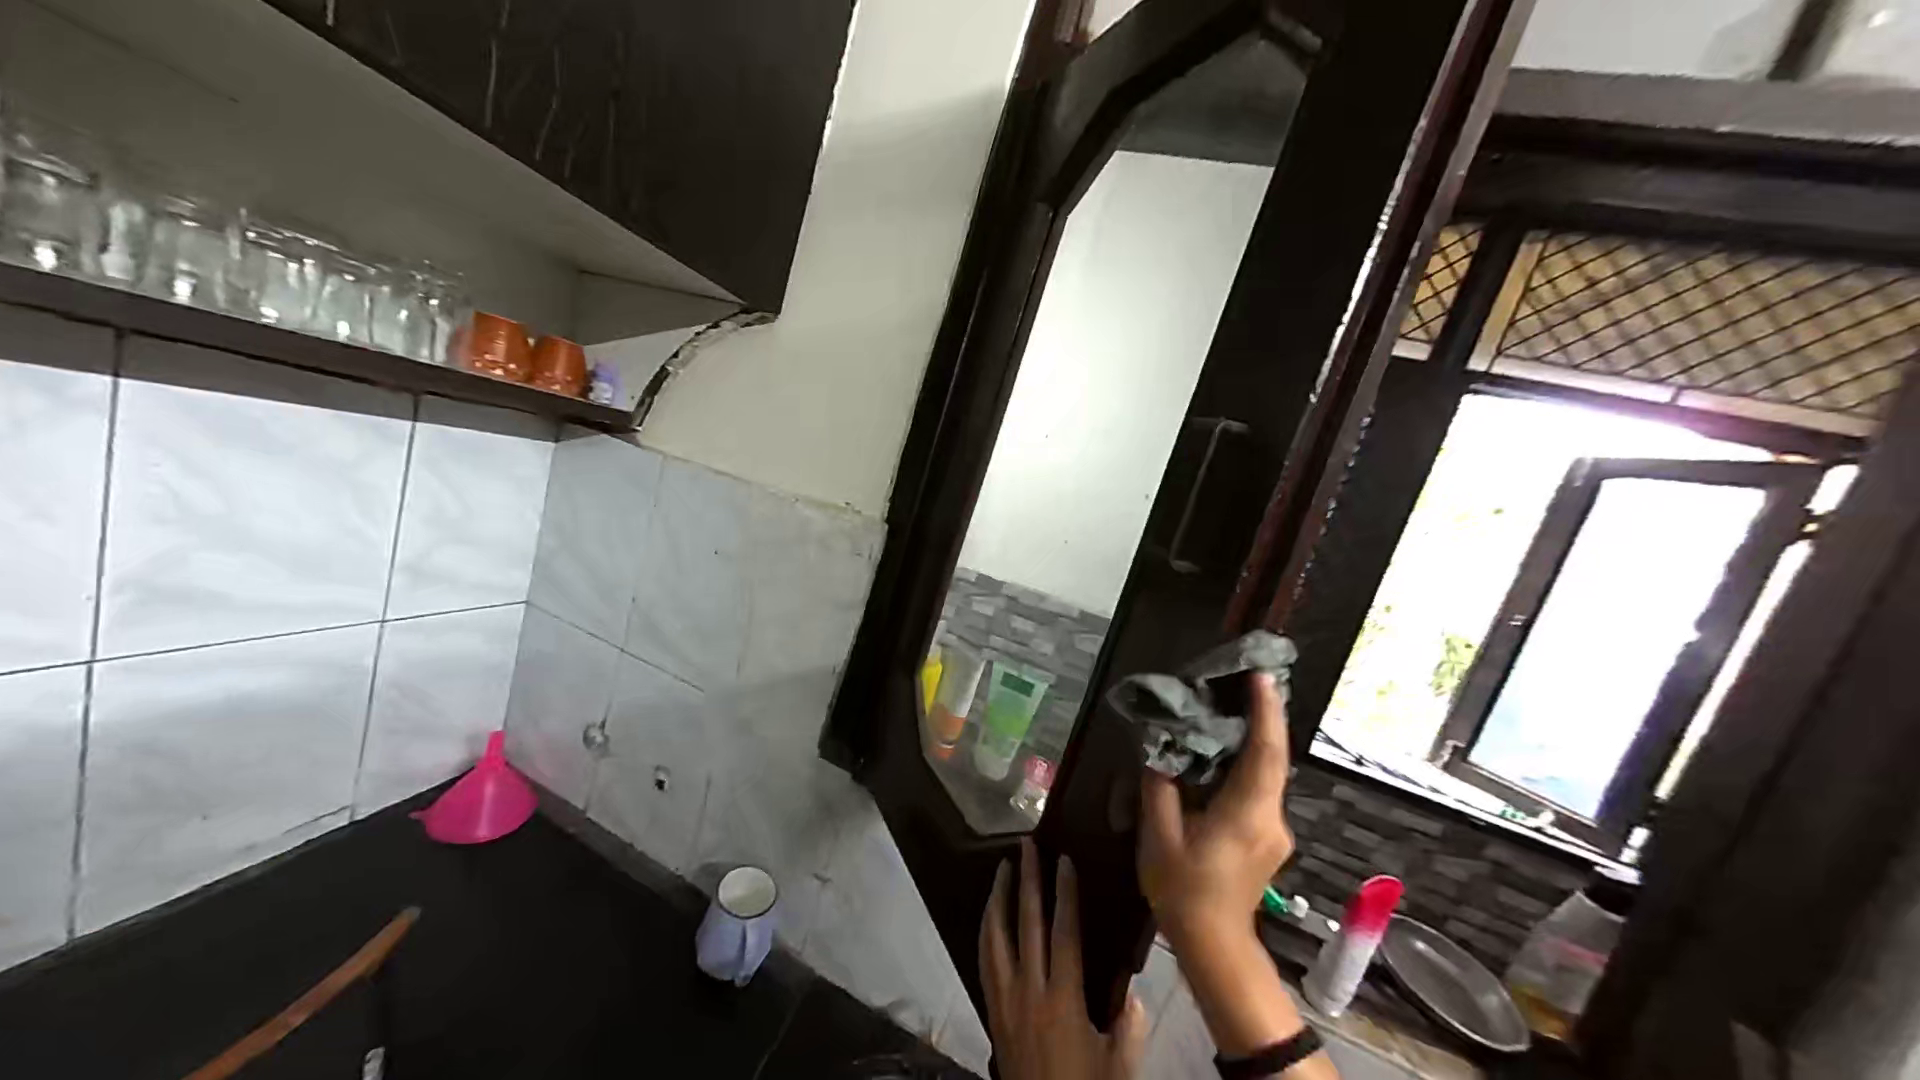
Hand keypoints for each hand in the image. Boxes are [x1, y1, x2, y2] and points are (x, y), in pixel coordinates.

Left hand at [979, 838, 1146, 1079]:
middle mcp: (1028, 989)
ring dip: (998, 898)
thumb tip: (1132, 990)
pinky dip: (986, 929)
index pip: (1062, 932)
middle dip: (1026, 880)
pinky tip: (989, 915)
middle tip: (1026, 846)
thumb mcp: (1118, 1066)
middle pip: (1025, 923)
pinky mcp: (992, 1009)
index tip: (1063, 861)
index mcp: (1063, 998)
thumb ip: (1128, 1025)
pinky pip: (984, 959)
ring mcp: (1004, 997)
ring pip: (996, 935)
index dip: (1064, 894)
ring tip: (1003, 868)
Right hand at [1138, 672, 1294, 950]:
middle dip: (1262, 716)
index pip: (1265, 753)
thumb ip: (1160, 787)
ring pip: (1267, 773)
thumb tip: (1161, 749)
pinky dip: (1246, 762)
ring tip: (1231, 706)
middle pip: (1272, 758)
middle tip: (1244, 680)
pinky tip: (1223, 751)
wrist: (1213, 943)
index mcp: (1247, 814)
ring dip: (1253, 739)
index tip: (1262, 677)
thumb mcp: (1159, 836)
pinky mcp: (1269, 836)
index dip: (1266, 712)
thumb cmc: (1182, 890)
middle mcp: (1272, 818)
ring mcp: (1275, 829)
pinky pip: (1260, 788)